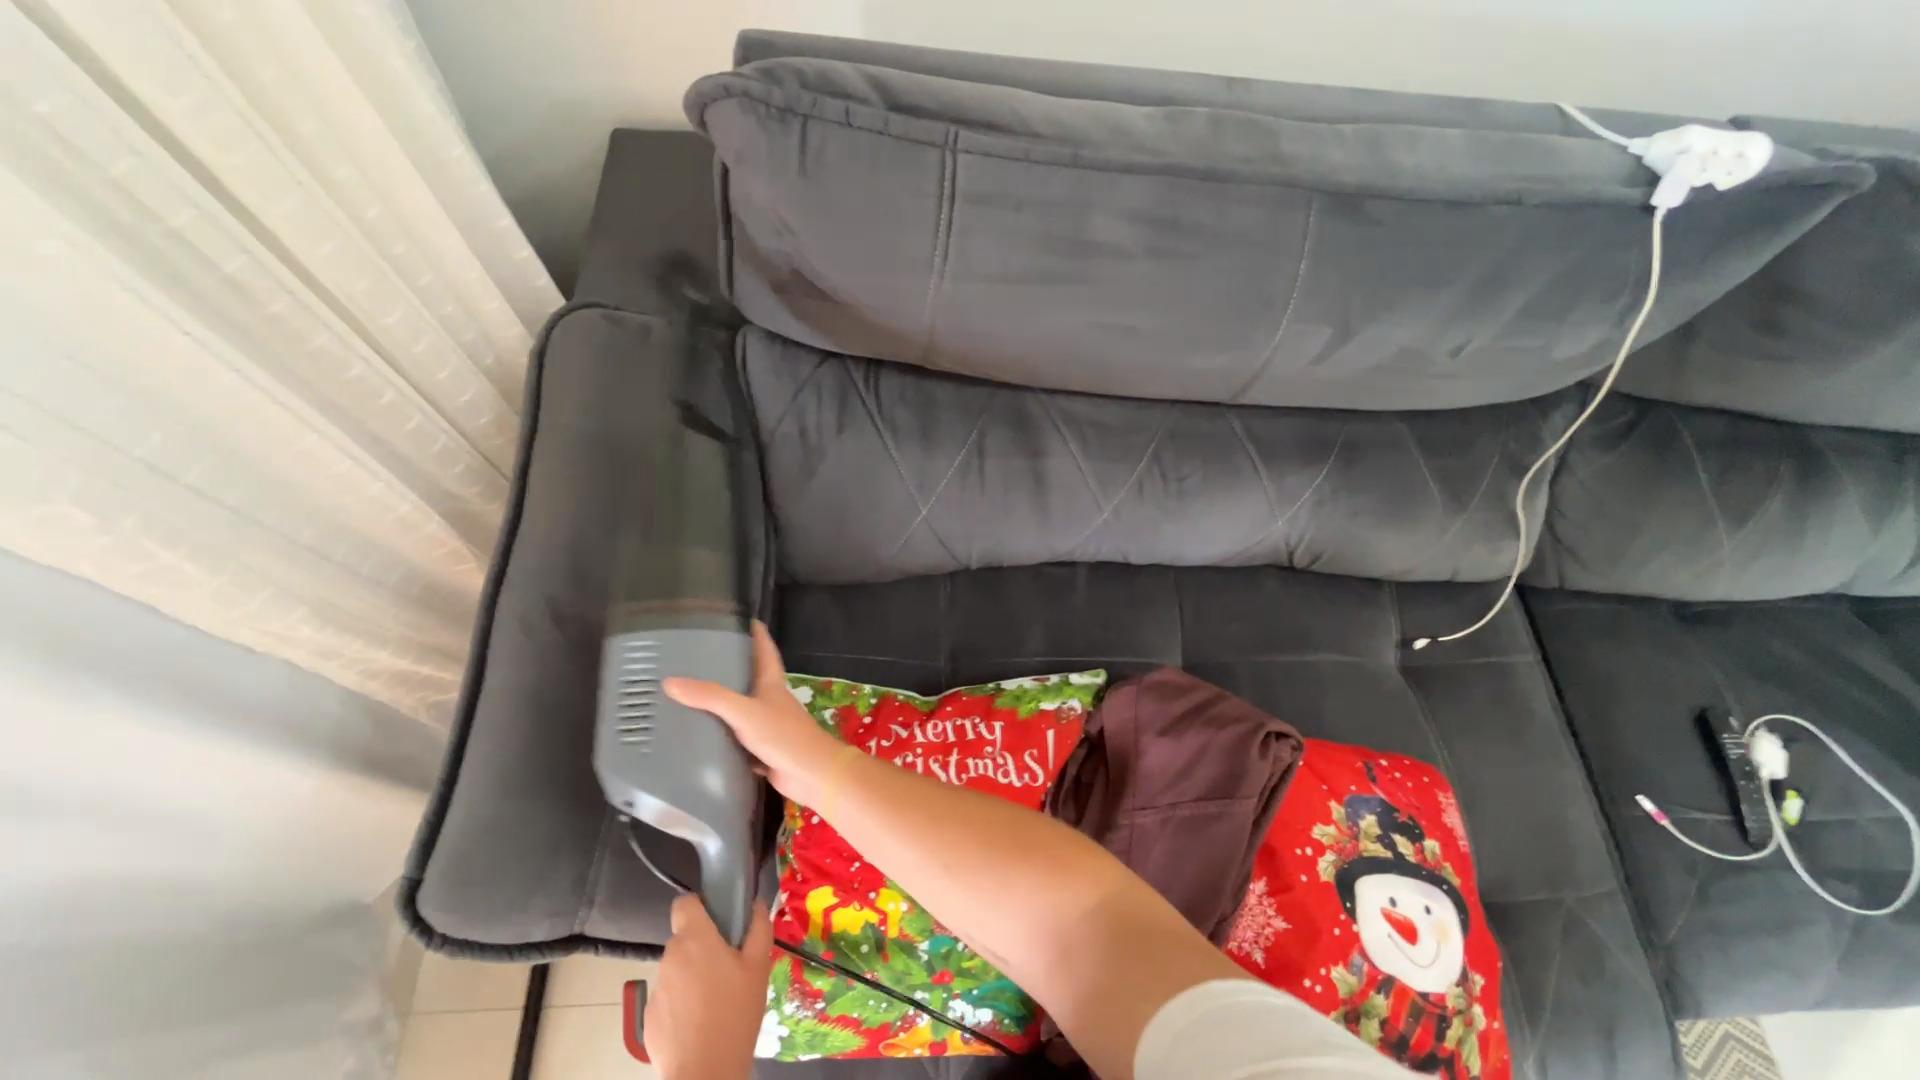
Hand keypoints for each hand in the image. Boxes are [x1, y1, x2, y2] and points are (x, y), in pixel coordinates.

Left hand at [645, 894, 775, 1079]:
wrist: (705, 1072)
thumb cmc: (737, 1013)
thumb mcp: (759, 967)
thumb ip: (758, 928)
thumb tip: (757, 903)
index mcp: (694, 938)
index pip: (684, 903)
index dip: (700, 906)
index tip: (719, 923)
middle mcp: (669, 957)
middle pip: (684, 938)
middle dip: (703, 947)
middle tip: (729, 968)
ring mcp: (656, 988)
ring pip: (678, 969)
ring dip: (694, 975)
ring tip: (717, 1000)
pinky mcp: (649, 1016)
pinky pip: (670, 997)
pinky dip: (683, 1003)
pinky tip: (701, 1022)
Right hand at [664, 621, 842, 803]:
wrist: (811, 774)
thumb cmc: (783, 735)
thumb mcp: (743, 711)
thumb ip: (710, 697)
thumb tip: (670, 682)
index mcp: (771, 683)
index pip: (765, 650)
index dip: (757, 634)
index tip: (744, 620)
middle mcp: (771, 701)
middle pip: (751, 678)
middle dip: (731, 668)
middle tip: (701, 659)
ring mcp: (768, 726)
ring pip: (742, 710)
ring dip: (723, 705)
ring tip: (692, 697)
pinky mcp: (763, 750)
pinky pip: (738, 740)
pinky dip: (723, 738)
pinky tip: (702, 739)